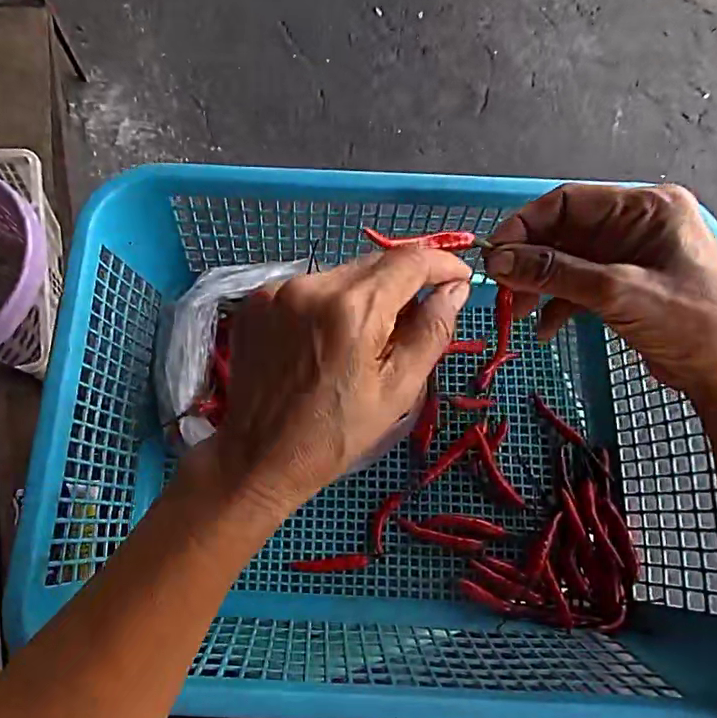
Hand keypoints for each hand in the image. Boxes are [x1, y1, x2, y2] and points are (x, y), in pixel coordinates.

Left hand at [213, 248, 470, 504]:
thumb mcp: (399, 389)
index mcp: (353, 309)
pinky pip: (312, 287)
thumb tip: (455, 290)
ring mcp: (278, 290)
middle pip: (376, 263)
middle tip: (421, 317)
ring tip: (372, 337)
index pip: (410, 261)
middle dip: (407, 281)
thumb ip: (432, 331)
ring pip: (345, 274)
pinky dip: (334, 302)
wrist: (260, 456)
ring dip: (370, 293)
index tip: (460, 278)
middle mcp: (312, 285)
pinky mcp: (256, 300)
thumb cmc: (338, 433)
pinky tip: (332, 339)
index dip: (443, 264)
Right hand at [483, 184, 716, 404]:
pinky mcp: (629, 290)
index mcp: (646, 208)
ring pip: (570, 263)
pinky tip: (545, 328)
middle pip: (566, 233)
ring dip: (541, 286)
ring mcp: (633, 260)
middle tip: (501, 289)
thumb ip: (557, 273)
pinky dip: (560, 305)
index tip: (495, 254)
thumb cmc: (696, 324)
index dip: (526, 226)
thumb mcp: (620, 292)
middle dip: (531, 261)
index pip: (569, 202)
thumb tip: (502, 260)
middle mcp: (638, 227)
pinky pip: (582, 288)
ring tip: (518, 312)